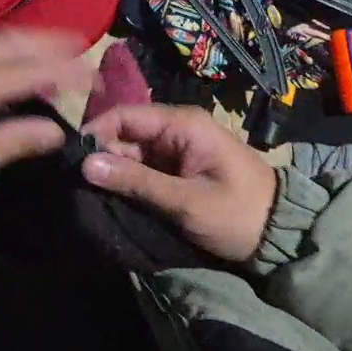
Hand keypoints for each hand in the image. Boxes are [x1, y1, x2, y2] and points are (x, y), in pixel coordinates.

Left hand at [0, 30, 94, 165]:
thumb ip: (11, 142)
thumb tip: (56, 131)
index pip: (29, 70)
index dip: (65, 71)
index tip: (93, 78)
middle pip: (10, 42)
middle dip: (48, 43)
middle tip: (77, 47)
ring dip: (22, 44)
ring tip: (46, 58)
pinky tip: (0, 64)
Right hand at [82, 105, 277, 262]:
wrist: (283, 234)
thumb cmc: (238, 214)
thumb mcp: (186, 202)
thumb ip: (137, 183)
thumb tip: (86, 165)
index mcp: (183, 124)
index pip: (126, 115)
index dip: (95, 132)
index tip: (68, 158)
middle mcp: (177, 128)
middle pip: (125, 133)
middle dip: (100, 154)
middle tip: (71, 182)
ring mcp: (178, 149)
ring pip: (131, 152)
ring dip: (112, 170)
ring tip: (83, 192)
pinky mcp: (179, 169)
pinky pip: (144, 167)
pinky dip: (127, 181)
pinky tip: (107, 196)